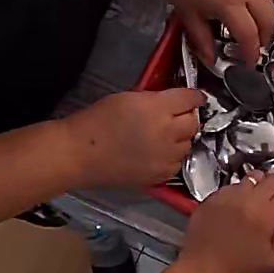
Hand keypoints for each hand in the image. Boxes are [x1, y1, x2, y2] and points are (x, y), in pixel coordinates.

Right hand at [62, 89, 203, 187]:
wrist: (78, 154)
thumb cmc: (97, 121)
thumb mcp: (129, 98)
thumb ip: (156, 99)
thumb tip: (174, 103)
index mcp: (158, 109)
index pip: (190, 99)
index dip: (194, 97)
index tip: (194, 97)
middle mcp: (167, 133)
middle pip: (193, 123)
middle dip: (187, 117)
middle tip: (175, 117)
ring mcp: (165, 157)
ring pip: (187, 145)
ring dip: (180, 139)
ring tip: (164, 136)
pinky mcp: (159, 175)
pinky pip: (177, 163)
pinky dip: (171, 157)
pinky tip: (157, 153)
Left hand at [159, 0, 273, 65]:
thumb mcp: (188, 15)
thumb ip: (201, 41)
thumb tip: (210, 60)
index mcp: (229, 3)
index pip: (249, 35)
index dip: (251, 52)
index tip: (248, 63)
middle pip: (268, 22)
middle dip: (264, 39)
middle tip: (254, 48)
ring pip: (271, 7)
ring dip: (266, 23)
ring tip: (253, 32)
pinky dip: (263, 8)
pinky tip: (250, 13)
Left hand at [173, 172, 273, 272]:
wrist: (199, 272)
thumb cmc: (236, 271)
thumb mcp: (271, 260)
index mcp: (265, 215)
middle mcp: (247, 199)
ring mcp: (228, 195)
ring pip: (253, 177)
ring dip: (263, 186)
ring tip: (262, 200)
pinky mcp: (212, 197)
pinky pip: (234, 185)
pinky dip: (242, 191)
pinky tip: (241, 206)